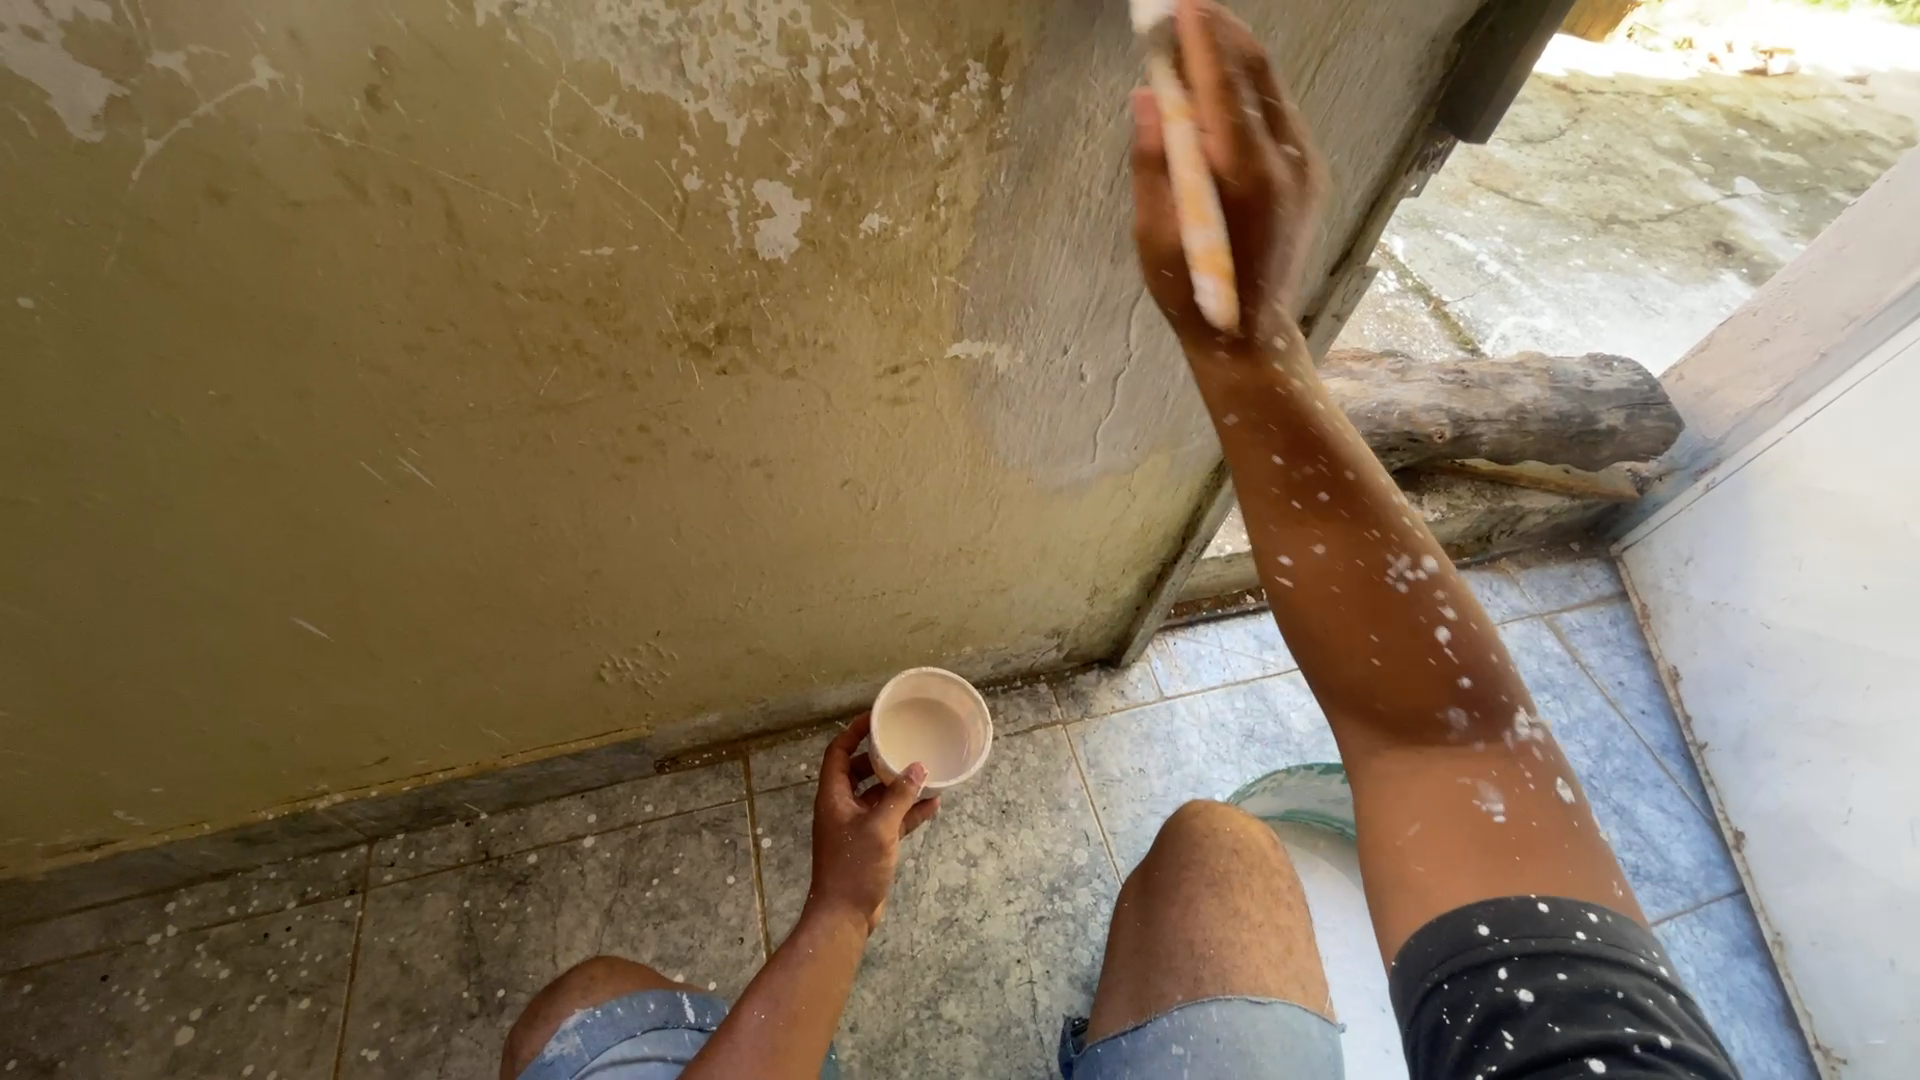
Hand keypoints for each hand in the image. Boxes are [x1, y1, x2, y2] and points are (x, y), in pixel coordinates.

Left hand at [804, 713, 939, 934]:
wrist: (844, 917)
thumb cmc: (853, 867)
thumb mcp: (879, 827)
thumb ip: (900, 796)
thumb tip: (918, 767)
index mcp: (833, 796)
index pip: (838, 752)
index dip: (854, 732)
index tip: (876, 717)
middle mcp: (842, 806)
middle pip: (858, 770)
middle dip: (880, 757)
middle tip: (903, 742)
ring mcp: (856, 826)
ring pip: (878, 795)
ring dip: (899, 785)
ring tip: (925, 770)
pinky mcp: (871, 844)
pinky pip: (891, 818)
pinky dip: (909, 810)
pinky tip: (934, 804)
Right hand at [1131, 0, 1325, 343]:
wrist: (1248, 336)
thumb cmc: (1190, 296)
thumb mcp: (1155, 238)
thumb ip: (1153, 165)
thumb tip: (1148, 97)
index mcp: (1245, 177)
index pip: (1223, 87)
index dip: (1201, 41)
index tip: (1179, 6)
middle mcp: (1288, 162)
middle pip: (1257, 76)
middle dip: (1223, 36)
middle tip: (1188, 11)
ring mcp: (1307, 168)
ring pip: (1273, 93)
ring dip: (1238, 60)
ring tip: (1204, 37)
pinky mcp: (1311, 178)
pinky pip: (1280, 118)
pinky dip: (1251, 93)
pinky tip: (1226, 90)